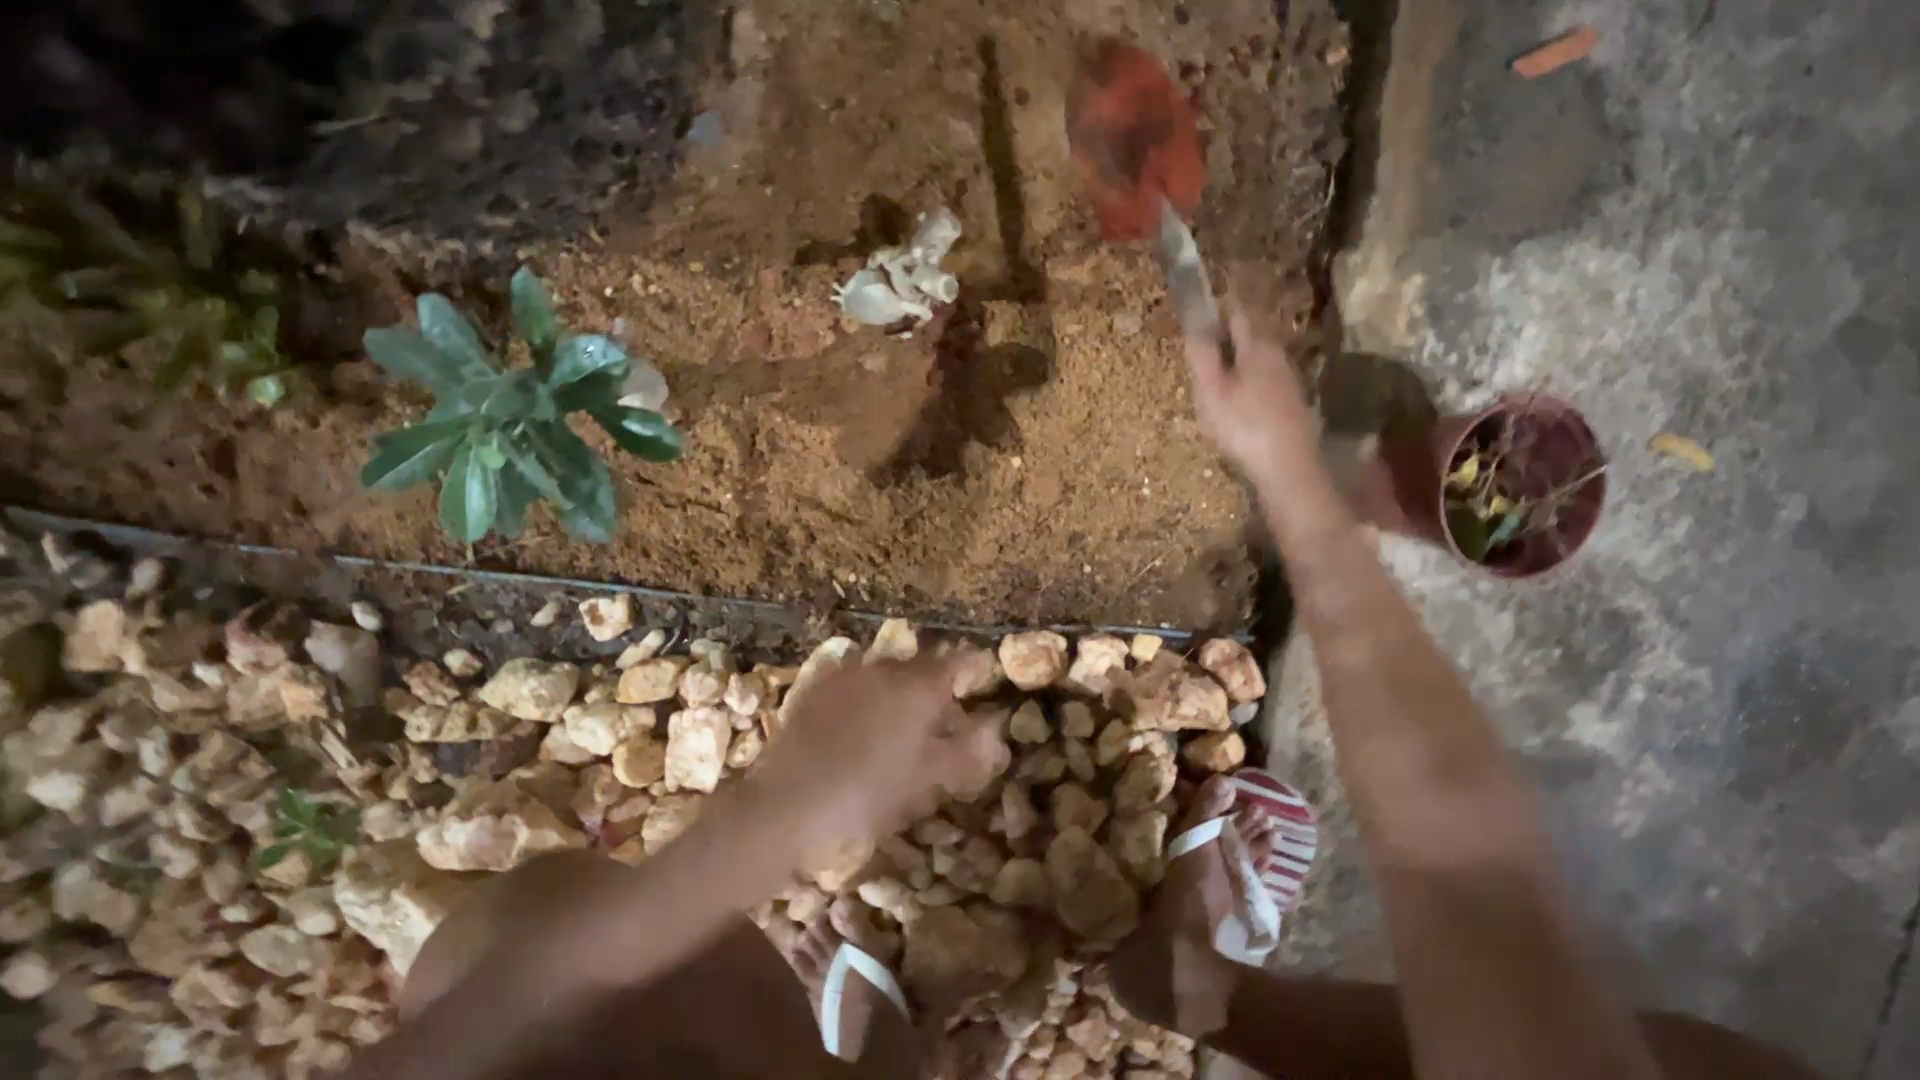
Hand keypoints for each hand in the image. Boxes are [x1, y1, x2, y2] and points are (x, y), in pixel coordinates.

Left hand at [747, 653, 1002, 849]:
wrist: (786, 804)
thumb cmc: (867, 795)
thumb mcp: (925, 780)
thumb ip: (964, 752)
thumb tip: (993, 731)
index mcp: (918, 686)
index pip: (959, 663)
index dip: (974, 670)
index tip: (982, 684)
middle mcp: (883, 669)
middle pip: (921, 668)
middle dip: (936, 689)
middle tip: (945, 722)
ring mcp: (844, 676)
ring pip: (885, 676)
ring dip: (900, 694)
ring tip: (903, 731)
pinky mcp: (814, 690)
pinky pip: (854, 686)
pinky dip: (868, 701)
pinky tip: (863, 732)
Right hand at [1184, 306, 1315, 480]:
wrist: (1288, 467)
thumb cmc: (1244, 426)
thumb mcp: (1211, 390)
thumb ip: (1202, 355)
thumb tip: (1194, 323)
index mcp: (1258, 347)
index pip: (1237, 313)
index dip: (1216, 312)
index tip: (1196, 318)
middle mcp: (1278, 357)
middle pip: (1249, 338)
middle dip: (1224, 342)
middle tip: (1198, 357)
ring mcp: (1288, 382)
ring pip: (1256, 363)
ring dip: (1235, 368)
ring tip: (1211, 387)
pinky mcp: (1291, 406)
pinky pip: (1263, 386)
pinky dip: (1245, 389)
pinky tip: (1234, 411)